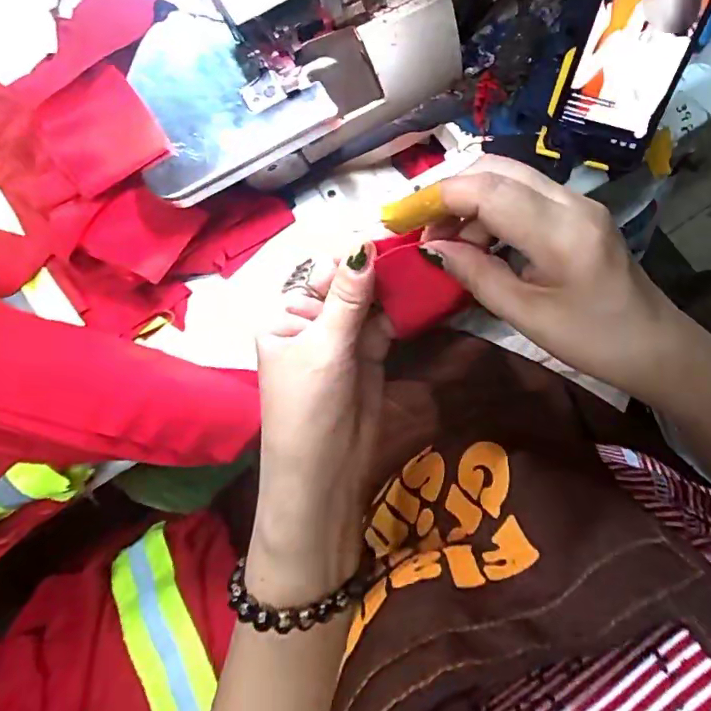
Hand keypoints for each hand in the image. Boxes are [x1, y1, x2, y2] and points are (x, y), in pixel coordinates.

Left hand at [249, 245, 391, 605]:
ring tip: (422, 261)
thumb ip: (348, 297)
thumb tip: (361, 243)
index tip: (389, 233)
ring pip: (370, 301)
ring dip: (392, 286)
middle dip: (377, 267)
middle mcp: (313, 322)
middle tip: (415, 243)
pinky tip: (420, 290)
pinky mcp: (369, 355)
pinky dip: (401, 309)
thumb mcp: (326, 348)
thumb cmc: (309, 409)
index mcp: (287, 316)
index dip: (352, 254)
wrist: (325, 477)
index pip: (320, 272)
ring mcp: (342, 338)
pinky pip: (385, 323)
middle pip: (348, 283)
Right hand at [420, 155, 690, 394]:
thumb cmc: (595, 341)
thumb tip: (433, 248)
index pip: (487, 190)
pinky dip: (492, 208)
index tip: (403, 218)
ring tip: (449, 243)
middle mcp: (570, 202)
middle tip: (422, 227)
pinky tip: (479, 241)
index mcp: (560, 232)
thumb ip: (476, 275)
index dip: (438, 197)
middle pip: (496, 169)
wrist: (659, 346)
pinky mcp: (578, 210)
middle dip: (451, 191)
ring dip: (470, 200)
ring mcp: (577, 202)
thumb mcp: (527, 316)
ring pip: (508, 177)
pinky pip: (524, 193)